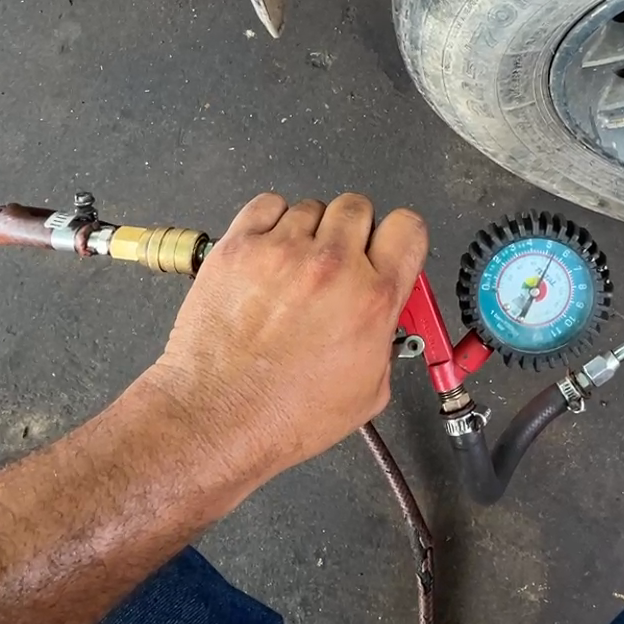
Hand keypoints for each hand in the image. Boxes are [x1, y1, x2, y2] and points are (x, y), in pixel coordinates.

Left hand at [130, 193, 427, 484]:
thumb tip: (386, 309)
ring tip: (293, 268)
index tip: (386, 246)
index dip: (398, 235)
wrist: (216, 419)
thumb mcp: (370, 390)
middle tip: (335, 261)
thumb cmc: (285, 415)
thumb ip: (387, 336)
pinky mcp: (240, 247)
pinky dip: (270, 222)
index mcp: (373, 299)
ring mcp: (284, 252)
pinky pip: (267, 204)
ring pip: (311, 207)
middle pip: (357, 206)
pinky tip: (268, 252)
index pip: (407, 227)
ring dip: (308, 231)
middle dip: (350, 231)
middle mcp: (333, 266)